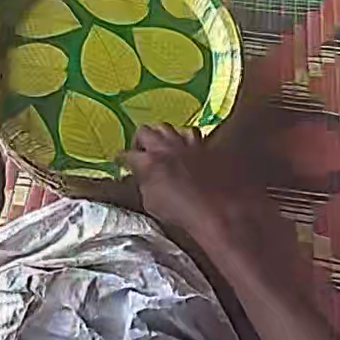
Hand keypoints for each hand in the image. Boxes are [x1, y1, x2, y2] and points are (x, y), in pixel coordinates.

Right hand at [120, 124, 261, 242]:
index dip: (122, 159)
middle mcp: (164, 148)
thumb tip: (142, 177)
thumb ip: (143, 184)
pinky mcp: (202, 145)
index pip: (127, 155)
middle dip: (140, 140)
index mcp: (148, 163)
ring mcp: (184, 144)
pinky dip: (183, 137)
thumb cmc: (182, 212)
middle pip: (145, 131)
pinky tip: (184, 145)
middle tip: (141, 151)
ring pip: (166, 126)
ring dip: (160, 135)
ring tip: (161, 145)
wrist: (217, 209)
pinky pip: (189, 132)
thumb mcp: (151, 203)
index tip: (122, 162)